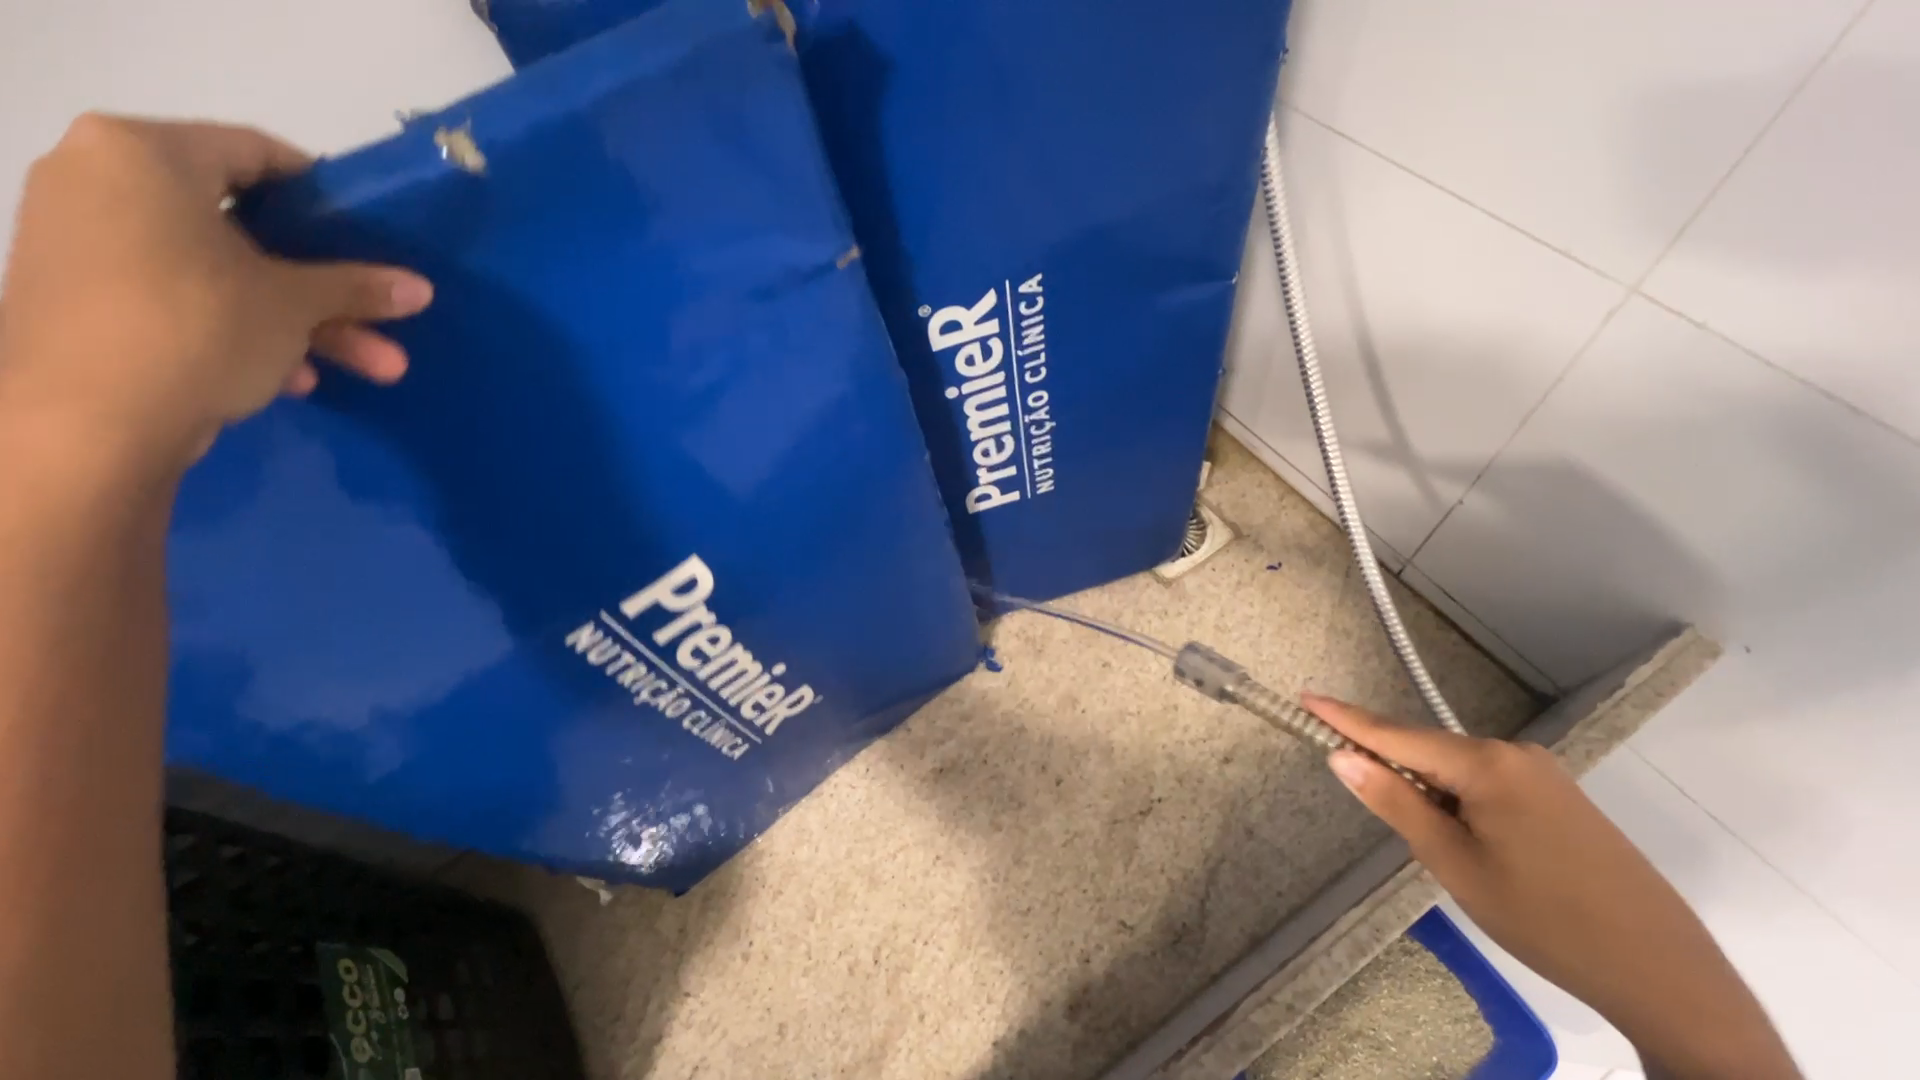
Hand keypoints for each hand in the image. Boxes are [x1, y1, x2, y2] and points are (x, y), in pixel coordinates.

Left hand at [0, 114, 431, 470]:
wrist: (85, 422)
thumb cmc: (196, 326)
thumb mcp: (295, 304)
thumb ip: (358, 287)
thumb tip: (421, 287)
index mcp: (143, 153)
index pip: (256, 152)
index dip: (325, 195)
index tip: (370, 234)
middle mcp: (98, 179)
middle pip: (244, 226)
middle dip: (325, 287)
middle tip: (383, 321)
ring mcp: (82, 240)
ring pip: (220, 272)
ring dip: (299, 321)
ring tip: (368, 367)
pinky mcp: (80, 296)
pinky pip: (180, 298)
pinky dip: (239, 330)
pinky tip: (292, 377)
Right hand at [1305, 695, 1798, 1079]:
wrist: (1663, 972)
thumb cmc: (1543, 919)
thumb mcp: (1453, 864)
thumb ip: (1395, 803)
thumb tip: (1341, 755)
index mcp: (1486, 765)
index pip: (1396, 734)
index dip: (1345, 718)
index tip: (1303, 696)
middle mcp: (1516, 755)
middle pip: (1428, 750)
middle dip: (1388, 763)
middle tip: (1354, 786)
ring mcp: (1545, 775)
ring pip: (1460, 770)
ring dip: (1427, 790)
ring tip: (1423, 841)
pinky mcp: (1562, 799)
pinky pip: (1489, 785)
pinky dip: (1460, 800)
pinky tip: (1466, 841)